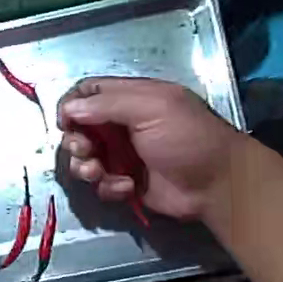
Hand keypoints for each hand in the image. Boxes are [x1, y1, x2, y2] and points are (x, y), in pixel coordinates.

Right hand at [57, 78, 244, 221]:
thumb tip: (69, 108)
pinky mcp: (125, 183)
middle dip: (76, 142)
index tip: (67, 123)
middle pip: (79, 129)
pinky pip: (101, 185)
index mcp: (131, 98)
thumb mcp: (152, 108)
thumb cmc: (187, 138)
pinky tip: (127, 188)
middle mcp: (122, 125)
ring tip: (100, 173)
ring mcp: (123, 156)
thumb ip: (108, 104)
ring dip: (87, 167)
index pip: (87, 93)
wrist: (215, 184)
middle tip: (86, 152)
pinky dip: (109, 187)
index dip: (71, 106)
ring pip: (85, 160)